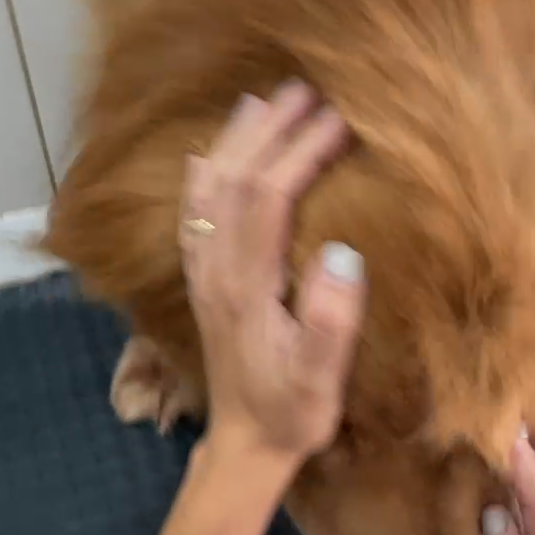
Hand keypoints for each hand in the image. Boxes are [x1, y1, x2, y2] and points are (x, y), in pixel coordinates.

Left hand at [181, 81, 364, 470]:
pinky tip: (201, 158)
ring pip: (206, 194)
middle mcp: (215, 273)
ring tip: (259, 102)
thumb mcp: (321, 381)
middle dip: (267, 132)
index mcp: (246, 288)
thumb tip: (342, 254)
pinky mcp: (203, 286)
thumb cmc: (292, 415)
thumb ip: (329, 322)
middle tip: (303, 90)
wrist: (244, 445)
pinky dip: (198, 181)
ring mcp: (203, 278)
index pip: (267, 200)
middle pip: (232, 183)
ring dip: (232, 145)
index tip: (337, 121)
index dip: (299, 154)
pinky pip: (191, 221)